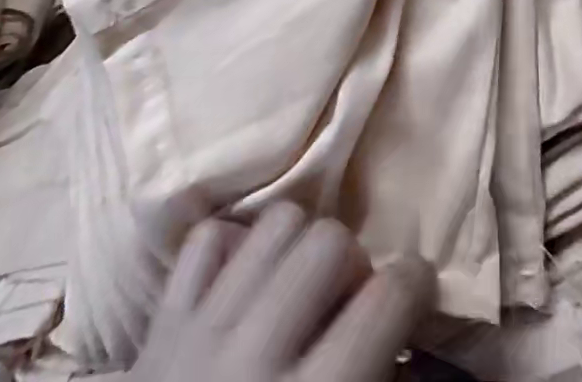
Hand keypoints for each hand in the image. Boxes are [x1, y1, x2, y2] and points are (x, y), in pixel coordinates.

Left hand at [129, 201, 434, 381]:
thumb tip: (418, 343)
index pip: (385, 300)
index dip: (415, 281)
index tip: (415, 286)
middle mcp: (257, 357)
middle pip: (329, 241)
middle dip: (353, 261)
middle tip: (349, 299)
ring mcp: (201, 332)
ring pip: (274, 224)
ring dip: (299, 245)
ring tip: (300, 285)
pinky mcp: (163, 322)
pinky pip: (206, 240)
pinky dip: (233, 249)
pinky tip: (247, 285)